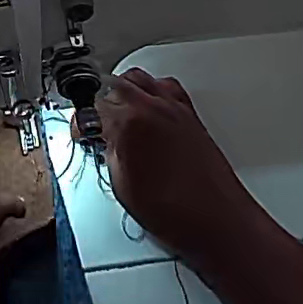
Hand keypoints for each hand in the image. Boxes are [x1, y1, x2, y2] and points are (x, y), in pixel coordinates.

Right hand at [98, 67, 252, 262]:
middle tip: (97, 122)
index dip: (82, 124)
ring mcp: (172, 108)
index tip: (82, 133)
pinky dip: (154, 90)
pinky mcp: (189, 114)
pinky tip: (150, 106)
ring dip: (125, 89)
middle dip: (101, 103)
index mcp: (128, 123)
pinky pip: (166, 86)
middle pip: (113, 86)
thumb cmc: (178, 214)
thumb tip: (105, 145)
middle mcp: (150, 108)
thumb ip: (109, 155)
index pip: (93, 110)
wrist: (220, 225)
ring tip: (119, 109)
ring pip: (139, 78)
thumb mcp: (123, 187)